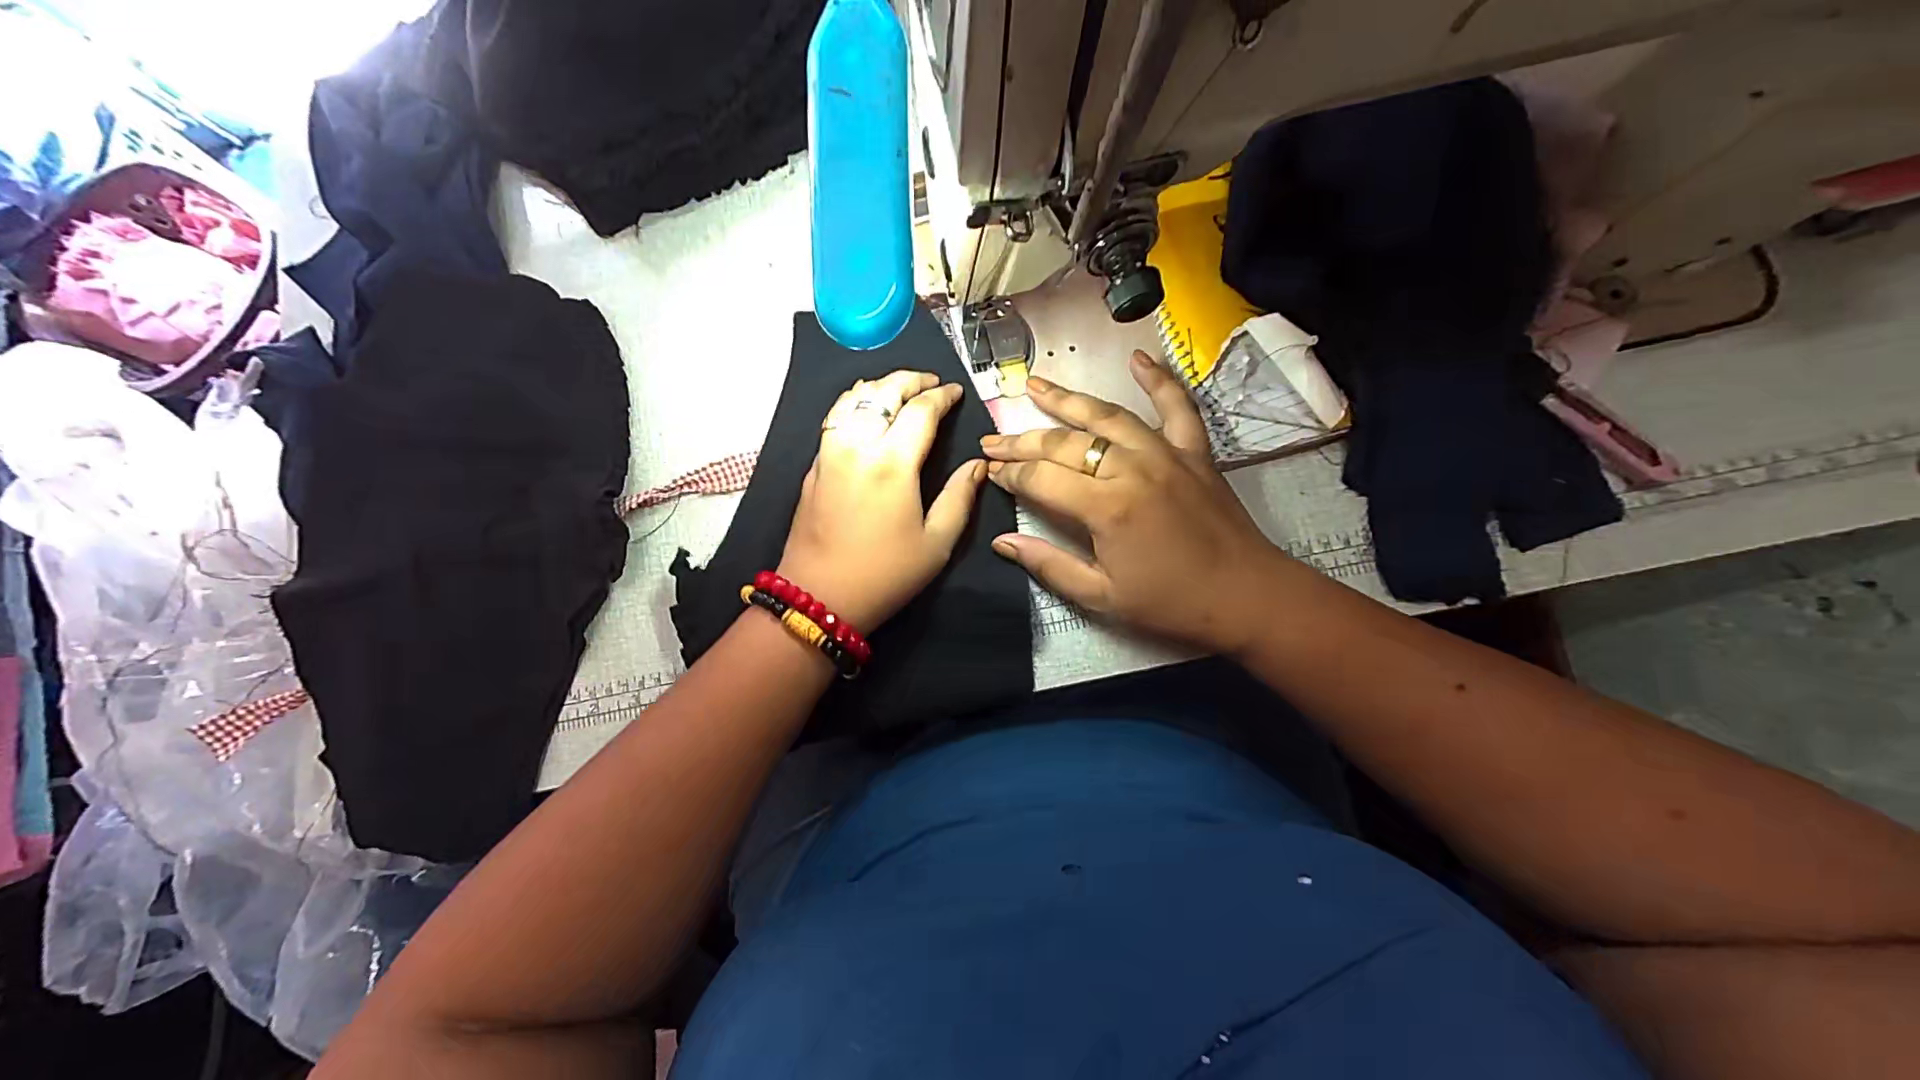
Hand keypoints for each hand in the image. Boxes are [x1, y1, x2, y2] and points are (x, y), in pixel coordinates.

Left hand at [778, 370, 986, 631]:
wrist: (818, 598)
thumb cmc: (884, 574)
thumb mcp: (936, 542)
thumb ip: (960, 497)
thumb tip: (978, 466)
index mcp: (893, 463)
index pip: (920, 410)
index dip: (941, 395)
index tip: (954, 392)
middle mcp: (857, 447)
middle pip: (882, 392)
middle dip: (909, 379)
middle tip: (929, 381)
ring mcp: (829, 454)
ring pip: (852, 399)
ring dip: (879, 386)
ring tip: (898, 389)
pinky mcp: (814, 467)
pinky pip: (835, 418)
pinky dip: (853, 403)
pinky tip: (863, 409)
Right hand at [980, 350, 1288, 653]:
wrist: (1245, 595)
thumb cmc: (1170, 603)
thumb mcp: (1101, 597)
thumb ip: (1049, 565)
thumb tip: (1001, 542)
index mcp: (1106, 508)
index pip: (1042, 479)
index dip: (1010, 474)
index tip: (989, 472)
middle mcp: (1131, 469)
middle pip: (1065, 443)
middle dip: (1023, 441)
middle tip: (992, 440)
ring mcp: (1165, 453)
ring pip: (1107, 416)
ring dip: (1068, 399)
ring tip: (1035, 385)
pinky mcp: (1194, 452)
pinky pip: (1176, 407)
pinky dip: (1159, 381)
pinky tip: (1140, 360)